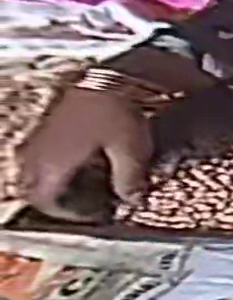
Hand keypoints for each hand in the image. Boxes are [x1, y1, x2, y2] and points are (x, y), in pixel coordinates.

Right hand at [16, 88, 152, 221]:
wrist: (103, 83)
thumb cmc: (116, 118)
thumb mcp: (131, 152)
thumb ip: (130, 179)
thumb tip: (132, 202)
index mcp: (50, 165)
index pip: (43, 199)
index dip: (66, 213)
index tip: (94, 217)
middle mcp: (33, 156)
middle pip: (35, 188)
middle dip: (61, 201)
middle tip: (95, 205)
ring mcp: (35, 143)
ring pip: (36, 174)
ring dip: (59, 186)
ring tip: (94, 190)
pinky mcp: (44, 132)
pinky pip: (42, 159)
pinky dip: (60, 170)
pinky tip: (89, 168)